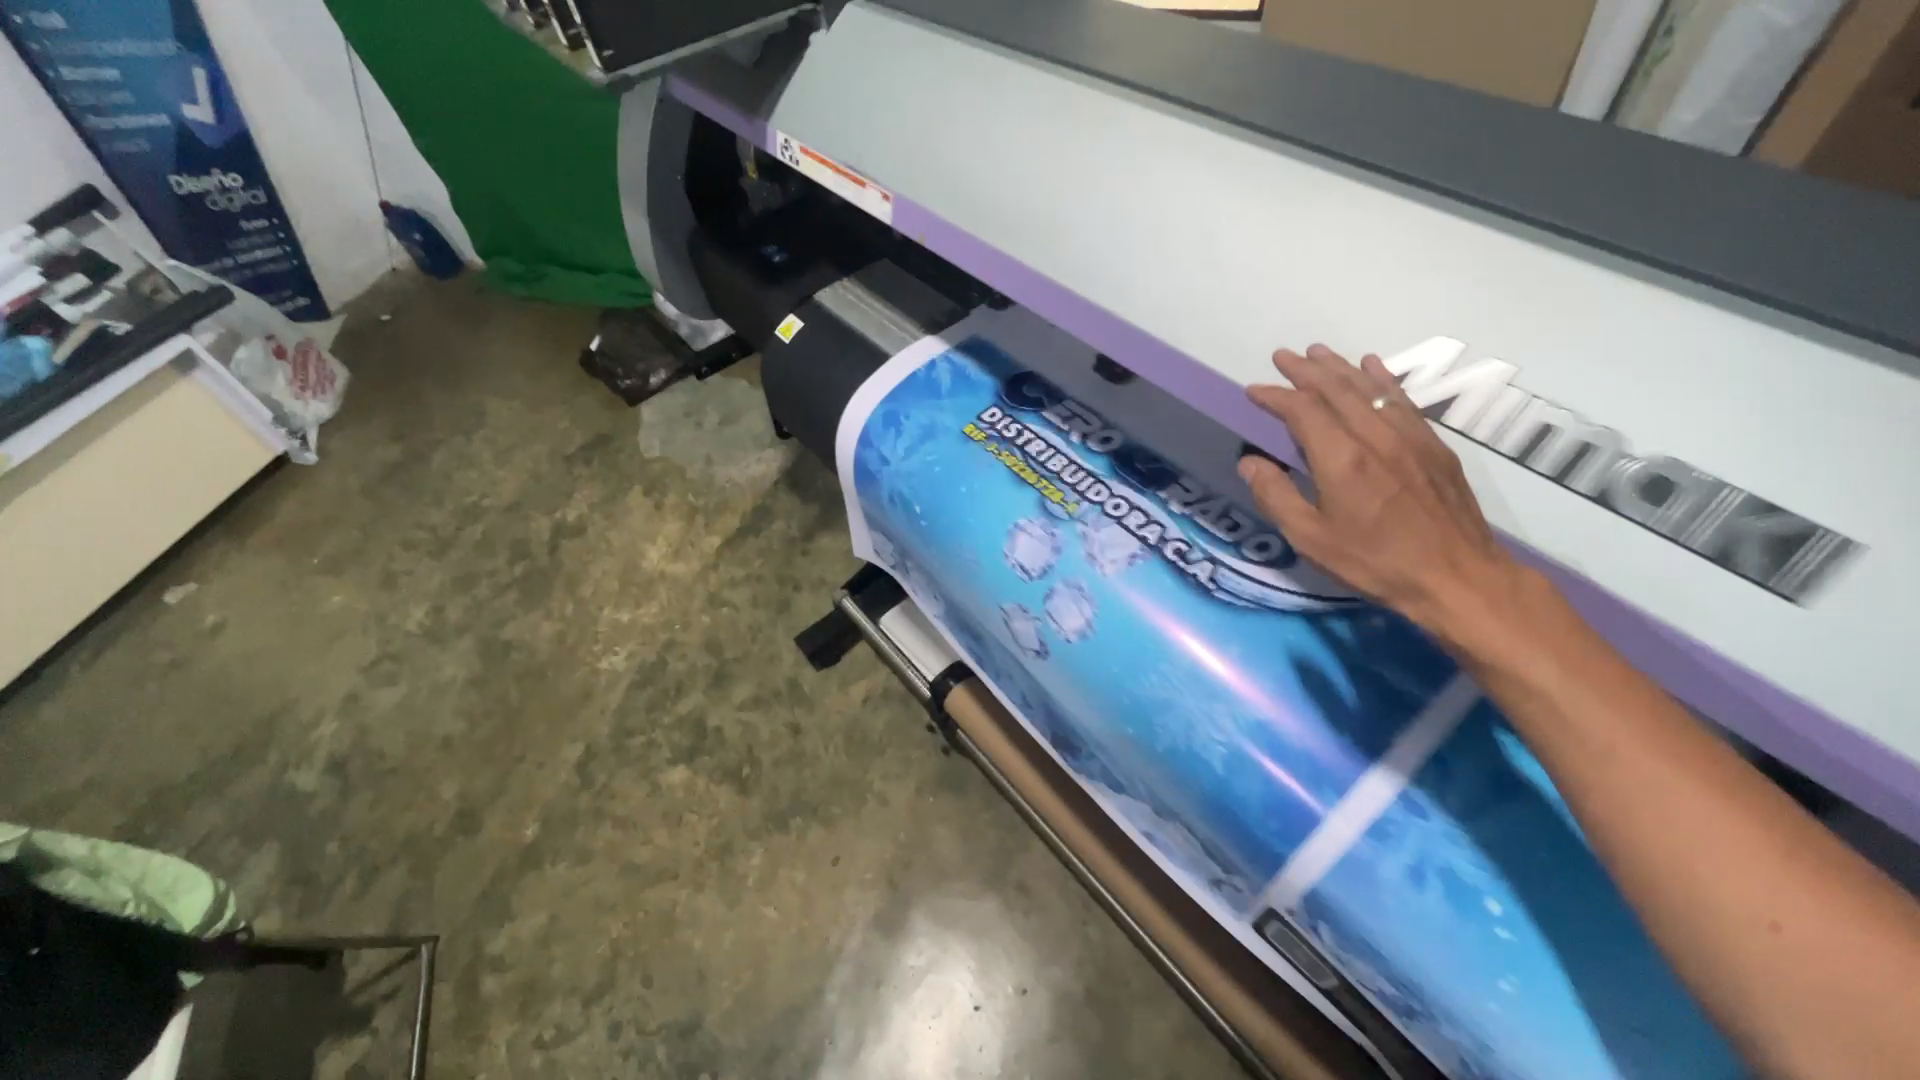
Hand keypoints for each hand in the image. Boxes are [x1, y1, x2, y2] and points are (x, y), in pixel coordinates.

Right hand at [1239, 345, 1530, 643]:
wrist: (1455, 577)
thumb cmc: (1375, 563)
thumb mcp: (1311, 539)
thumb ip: (1277, 496)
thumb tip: (1250, 462)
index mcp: (1341, 458)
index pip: (1303, 410)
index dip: (1276, 396)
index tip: (1255, 390)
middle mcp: (1375, 436)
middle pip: (1337, 389)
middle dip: (1306, 370)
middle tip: (1283, 356)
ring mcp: (1409, 437)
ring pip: (1370, 388)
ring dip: (1341, 367)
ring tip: (1319, 352)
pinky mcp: (1433, 446)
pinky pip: (1402, 400)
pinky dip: (1383, 379)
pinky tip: (1373, 367)